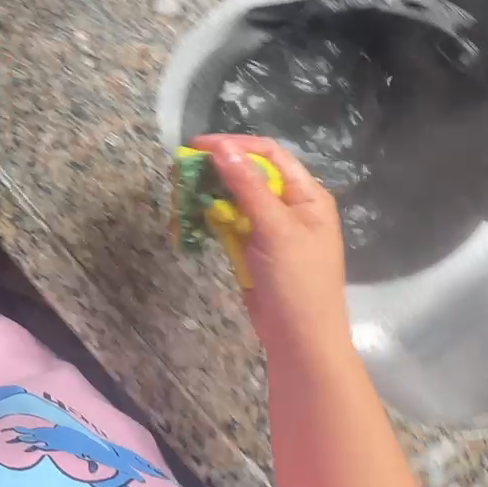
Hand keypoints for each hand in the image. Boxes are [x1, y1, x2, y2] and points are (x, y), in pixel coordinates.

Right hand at [187, 134, 352, 364]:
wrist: (299, 340)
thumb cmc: (297, 282)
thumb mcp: (274, 228)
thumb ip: (247, 185)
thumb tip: (220, 147)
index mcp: (307, 196)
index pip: (269, 154)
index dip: (234, 145)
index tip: (197, 147)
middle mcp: (289, 206)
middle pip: (248, 173)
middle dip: (215, 168)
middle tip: (181, 169)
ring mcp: (270, 227)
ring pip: (233, 196)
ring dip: (208, 192)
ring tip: (181, 191)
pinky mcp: (252, 246)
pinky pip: (227, 220)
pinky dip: (208, 215)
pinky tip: (190, 215)